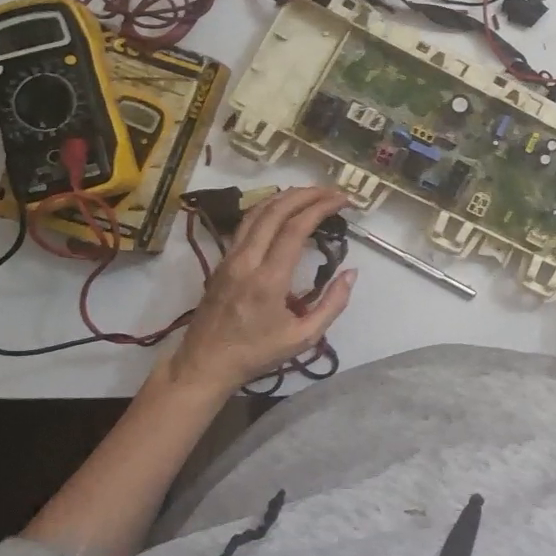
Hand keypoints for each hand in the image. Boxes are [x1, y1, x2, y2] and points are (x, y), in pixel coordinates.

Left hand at [166, 188, 357, 390]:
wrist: (204, 365)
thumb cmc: (256, 353)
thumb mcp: (304, 338)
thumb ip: (332, 304)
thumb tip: (351, 273)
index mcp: (268, 279)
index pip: (295, 229)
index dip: (320, 208)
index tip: (343, 201)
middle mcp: (246, 261)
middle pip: (274, 212)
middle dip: (305, 195)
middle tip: (331, 191)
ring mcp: (229, 259)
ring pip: (255, 214)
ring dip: (284, 198)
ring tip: (310, 193)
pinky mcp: (221, 263)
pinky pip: (245, 226)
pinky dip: (268, 210)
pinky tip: (282, 211)